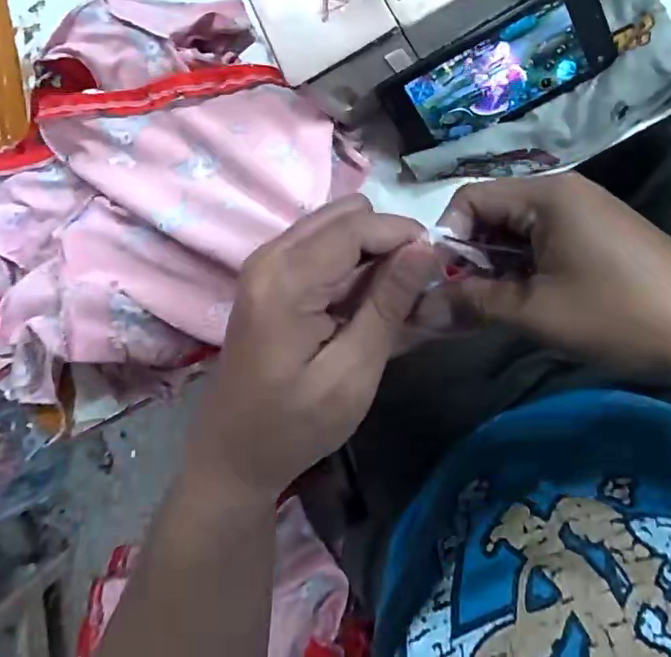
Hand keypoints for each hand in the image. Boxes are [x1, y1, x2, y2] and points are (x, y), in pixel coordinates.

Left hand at [187, 195, 436, 499]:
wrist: (232, 456)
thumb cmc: (294, 425)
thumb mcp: (353, 372)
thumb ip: (389, 302)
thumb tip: (426, 246)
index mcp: (286, 278)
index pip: (358, 225)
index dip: (404, 235)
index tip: (438, 266)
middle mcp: (271, 254)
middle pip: (348, 214)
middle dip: (387, 241)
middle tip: (408, 288)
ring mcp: (267, 260)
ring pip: (338, 223)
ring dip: (371, 250)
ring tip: (387, 297)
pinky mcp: (271, 272)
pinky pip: (324, 243)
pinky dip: (352, 261)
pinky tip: (362, 302)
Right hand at [437, 172, 670, 379]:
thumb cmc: (619, 314)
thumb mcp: (538, 312)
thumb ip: (474, 302)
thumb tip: (420, 307)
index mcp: (545, 193)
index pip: (469, 198)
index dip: (447, 239)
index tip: (442, 286)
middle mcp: (562, 190)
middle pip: (492, 212)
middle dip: (471, 258)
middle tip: (462, 308)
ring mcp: (584, 211)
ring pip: (517, 232)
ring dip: (498, 268)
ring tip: (493, 312)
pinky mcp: (598, 234)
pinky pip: (545, 242)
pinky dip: (527, 270)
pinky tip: (530, 304)